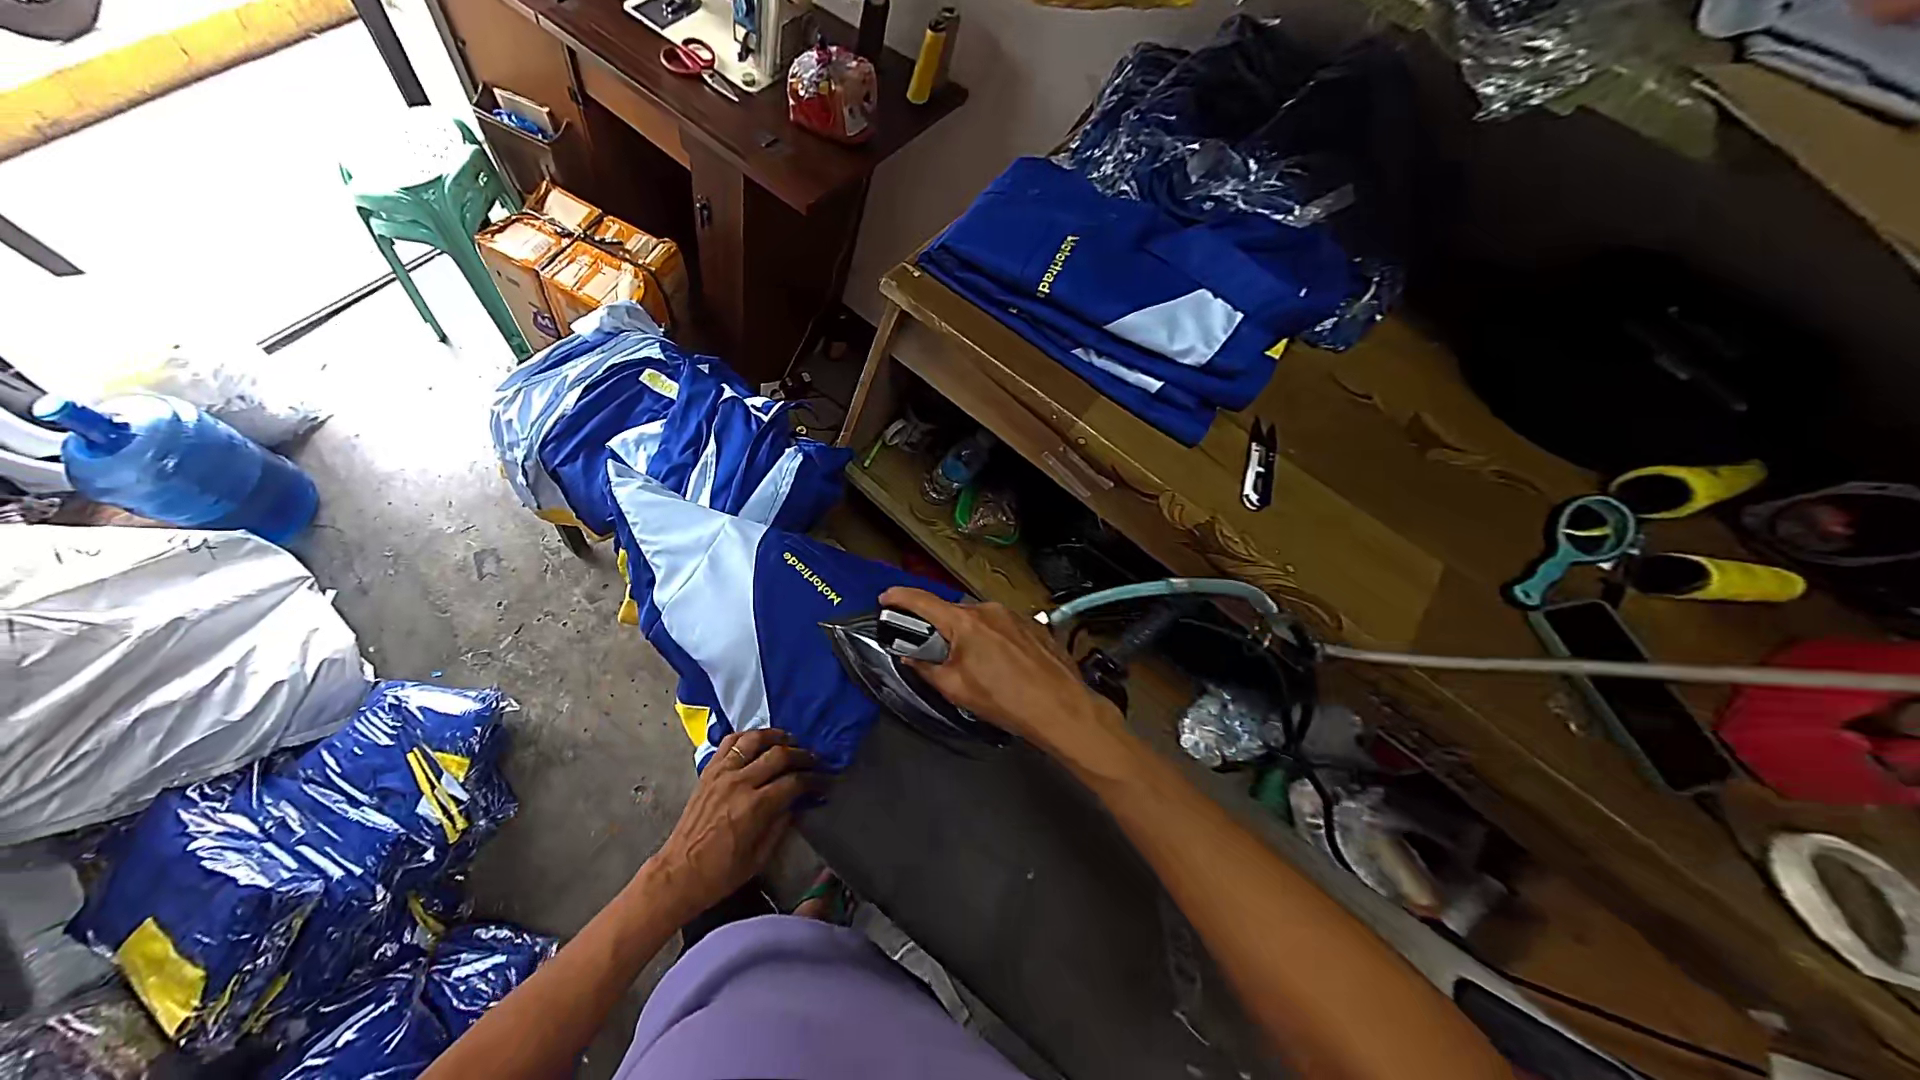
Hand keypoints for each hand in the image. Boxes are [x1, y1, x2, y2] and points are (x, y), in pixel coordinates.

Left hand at [641, 729, 816, 922]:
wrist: (678, 874)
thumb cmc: (721, 873)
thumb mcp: (759, 857)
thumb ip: (781, 825)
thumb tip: (796, 803)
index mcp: (755, 806)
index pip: (794, 781)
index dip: (814, 779)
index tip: (824, 781)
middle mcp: (740, 783)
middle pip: (779, 754)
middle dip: (802, 754)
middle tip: (813, 759)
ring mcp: (721, 774)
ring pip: (754, 740)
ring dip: (775, 736)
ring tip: (788, 740)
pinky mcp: (708, 772)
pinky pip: (729, 743)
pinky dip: (746, 737)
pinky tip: (757, 741)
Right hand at [879, 587, 1125, 765]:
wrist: (1059, 707)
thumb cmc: (1010, 701)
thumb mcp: (955, 689)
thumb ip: (926, 667)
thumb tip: (912, 657)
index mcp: (966, 623)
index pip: (922, 601)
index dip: (899, 597)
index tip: (888, 598)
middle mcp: (990, 611)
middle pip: (952, 613)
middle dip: (940, 630)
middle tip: (936, 656)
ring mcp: (1013, 615)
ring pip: (978, 620)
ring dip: (970, 638)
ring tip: (978, 670)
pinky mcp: (1031, 625)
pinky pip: (1001, 626)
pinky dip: (993, 641)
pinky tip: (1000, 667)